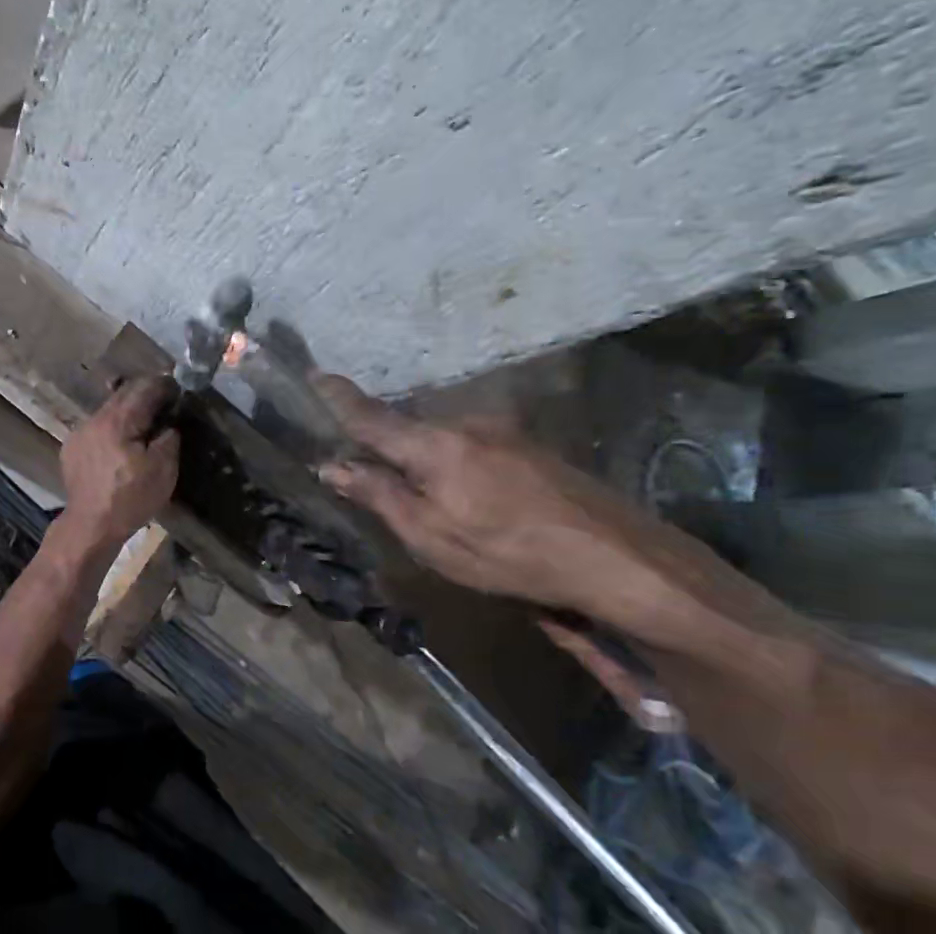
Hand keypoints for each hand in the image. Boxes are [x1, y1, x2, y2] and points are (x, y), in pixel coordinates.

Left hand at [60, 376, 181, 546]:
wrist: (91, 525)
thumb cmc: (130, 498)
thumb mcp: (163, 470)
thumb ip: (169, 438)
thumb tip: (170, 422)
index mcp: (117, 420)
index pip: (143, 389)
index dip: (162, 386)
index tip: (177, 388)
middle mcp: (94, 419)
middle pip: (121, 395)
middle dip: (144, 395)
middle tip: (164, 400)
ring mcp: (79, 432)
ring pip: (107, 411)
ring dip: (126, 412)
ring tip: (143, 422)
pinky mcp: (71, 448)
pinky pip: (95, 427)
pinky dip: (111, 428)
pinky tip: (120, 442)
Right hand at [313, 374, 720, 635]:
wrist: (621, 561)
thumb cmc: (510, 553)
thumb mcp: (431, 536)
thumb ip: (378, 495)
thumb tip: (331, 465)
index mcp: (433, 445)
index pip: (370, 416)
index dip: (338, 397)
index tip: (313, 375)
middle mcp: (464, 424)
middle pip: (405, 427)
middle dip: (381, 444)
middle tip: (366, 476)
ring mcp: (501, 432)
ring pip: (438, 438)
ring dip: (420, 458)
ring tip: (424, 498)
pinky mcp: (527, 446)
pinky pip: (467, 445)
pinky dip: (451, 463)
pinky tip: (468, 498)